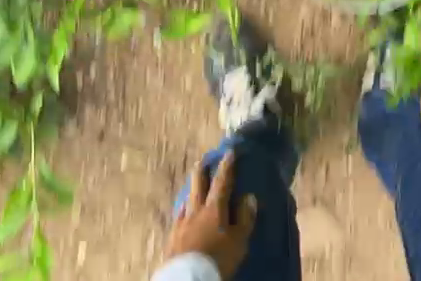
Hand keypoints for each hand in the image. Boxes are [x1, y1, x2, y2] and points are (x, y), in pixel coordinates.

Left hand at [164, 153, 256, 279]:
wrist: (188, 278)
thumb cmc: (218, 258)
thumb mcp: (239, 240)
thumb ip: (245, 218)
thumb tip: (248, 196)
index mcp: (214, 209)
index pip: (222, 182)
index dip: (227, 166)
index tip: (229, 151)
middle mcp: (196, 211)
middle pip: (198, 185)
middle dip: (202, 171)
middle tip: (203, 159)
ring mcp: (181, 224)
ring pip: (186, 200)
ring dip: (190, 190)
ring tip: (192, 186)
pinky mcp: (171, 239)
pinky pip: (177, 218)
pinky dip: (182, 211)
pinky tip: (182, 213)